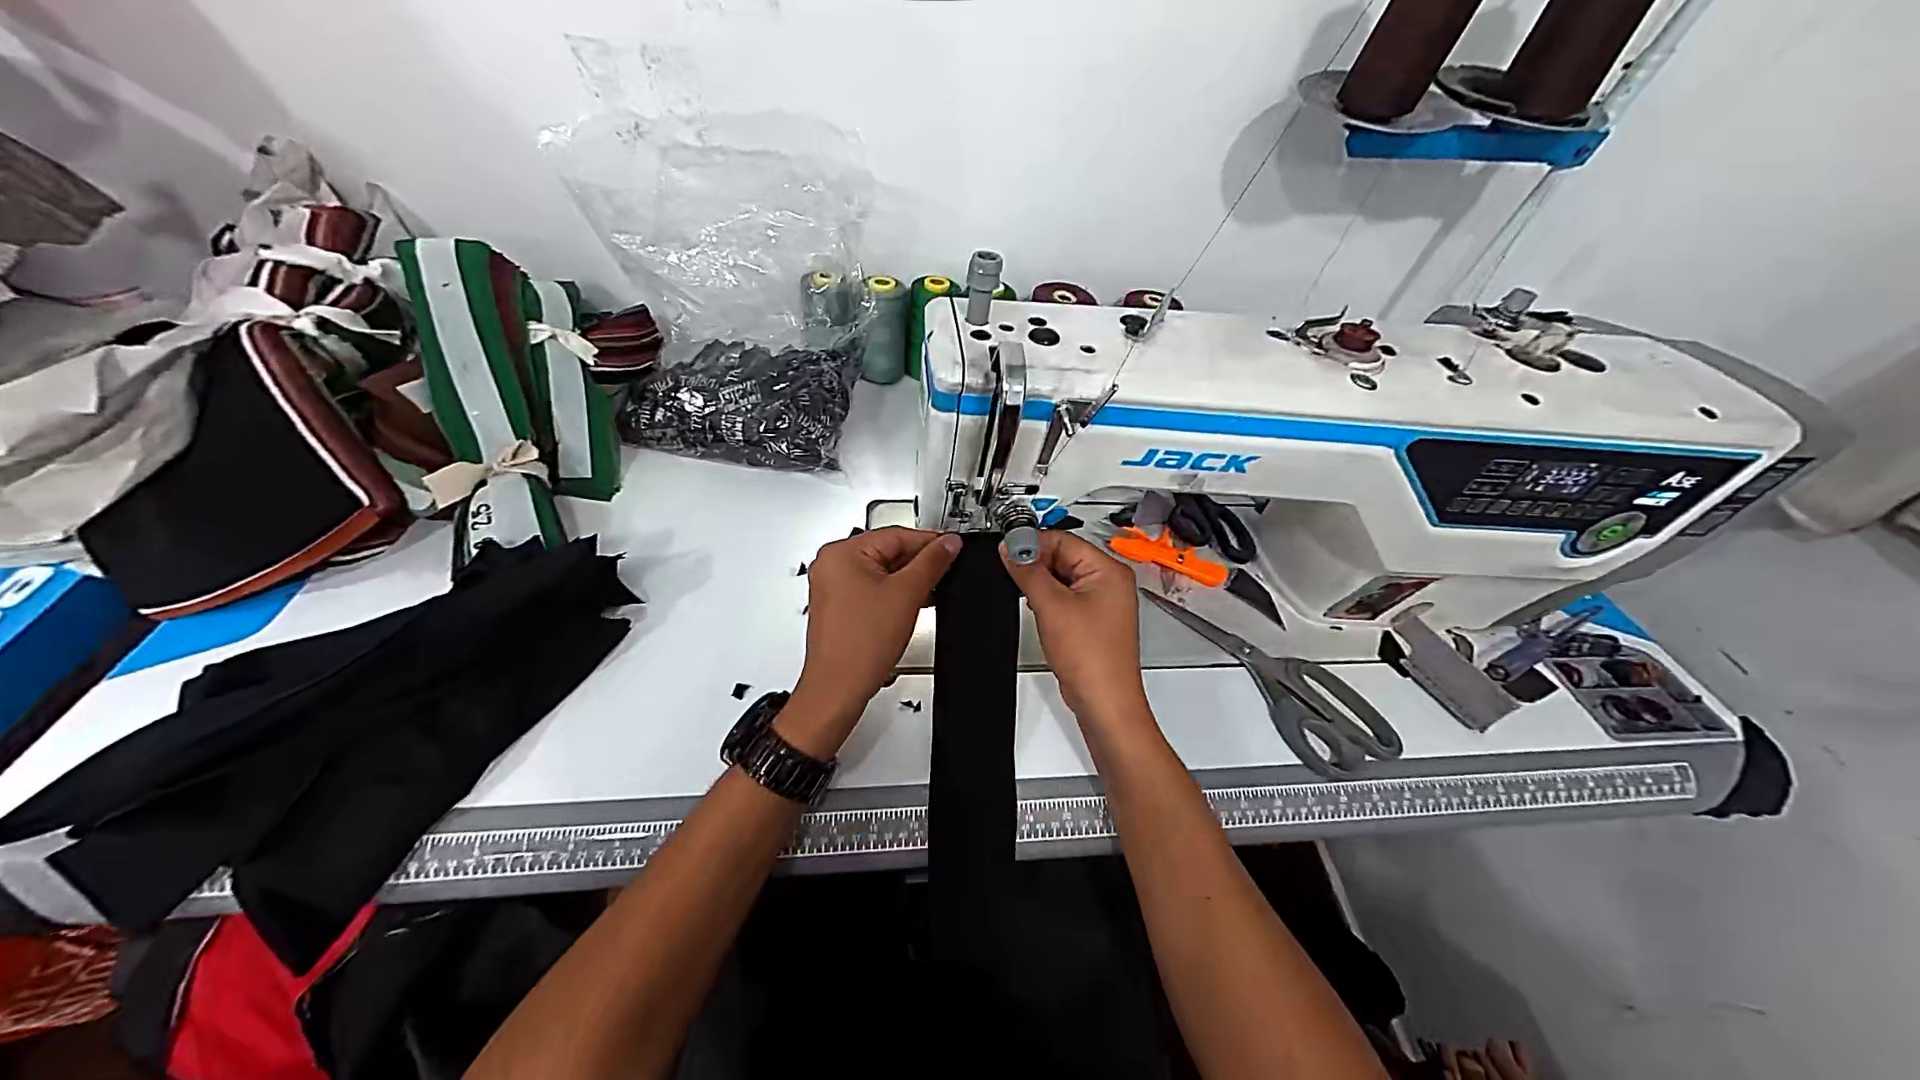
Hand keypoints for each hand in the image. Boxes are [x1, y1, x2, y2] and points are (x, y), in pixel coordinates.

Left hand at [787, 528, 959, 751]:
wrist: (839, 687)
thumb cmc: (857, 646)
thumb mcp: (907, 594)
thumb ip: (932, 563)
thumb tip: (948, 544)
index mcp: (841, 553)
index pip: (896, 534)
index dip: (929, 541)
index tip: (951, 547)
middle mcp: (831, 565)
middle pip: (888, 551)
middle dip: (919, 562)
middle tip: (944, 570)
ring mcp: (832, 586)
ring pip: (881, 571)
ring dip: (908, 580)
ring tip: (930, 591)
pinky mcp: (839, 605)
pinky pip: (872, 588)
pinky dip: (894, 593)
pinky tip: (911, 604)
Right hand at [1000, 531, 1153, 734]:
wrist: (1104, 701)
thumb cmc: (1094, 660)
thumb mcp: (1051, 606)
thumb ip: (1028, 572)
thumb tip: (1012, 549)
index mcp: (1109, 570)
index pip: (1063, 539)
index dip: (1033, 542)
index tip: (1008, 549)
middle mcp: (1109, 583)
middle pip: (1062, 556)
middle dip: (1035, 563)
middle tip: (1011, 570)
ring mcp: (1101, 603)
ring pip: (1061, 577)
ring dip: (1039, 582)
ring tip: (1026, 594)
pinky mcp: (1091, 620)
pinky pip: (1064, 597)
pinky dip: (1047, 599)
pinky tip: (1037, 609)